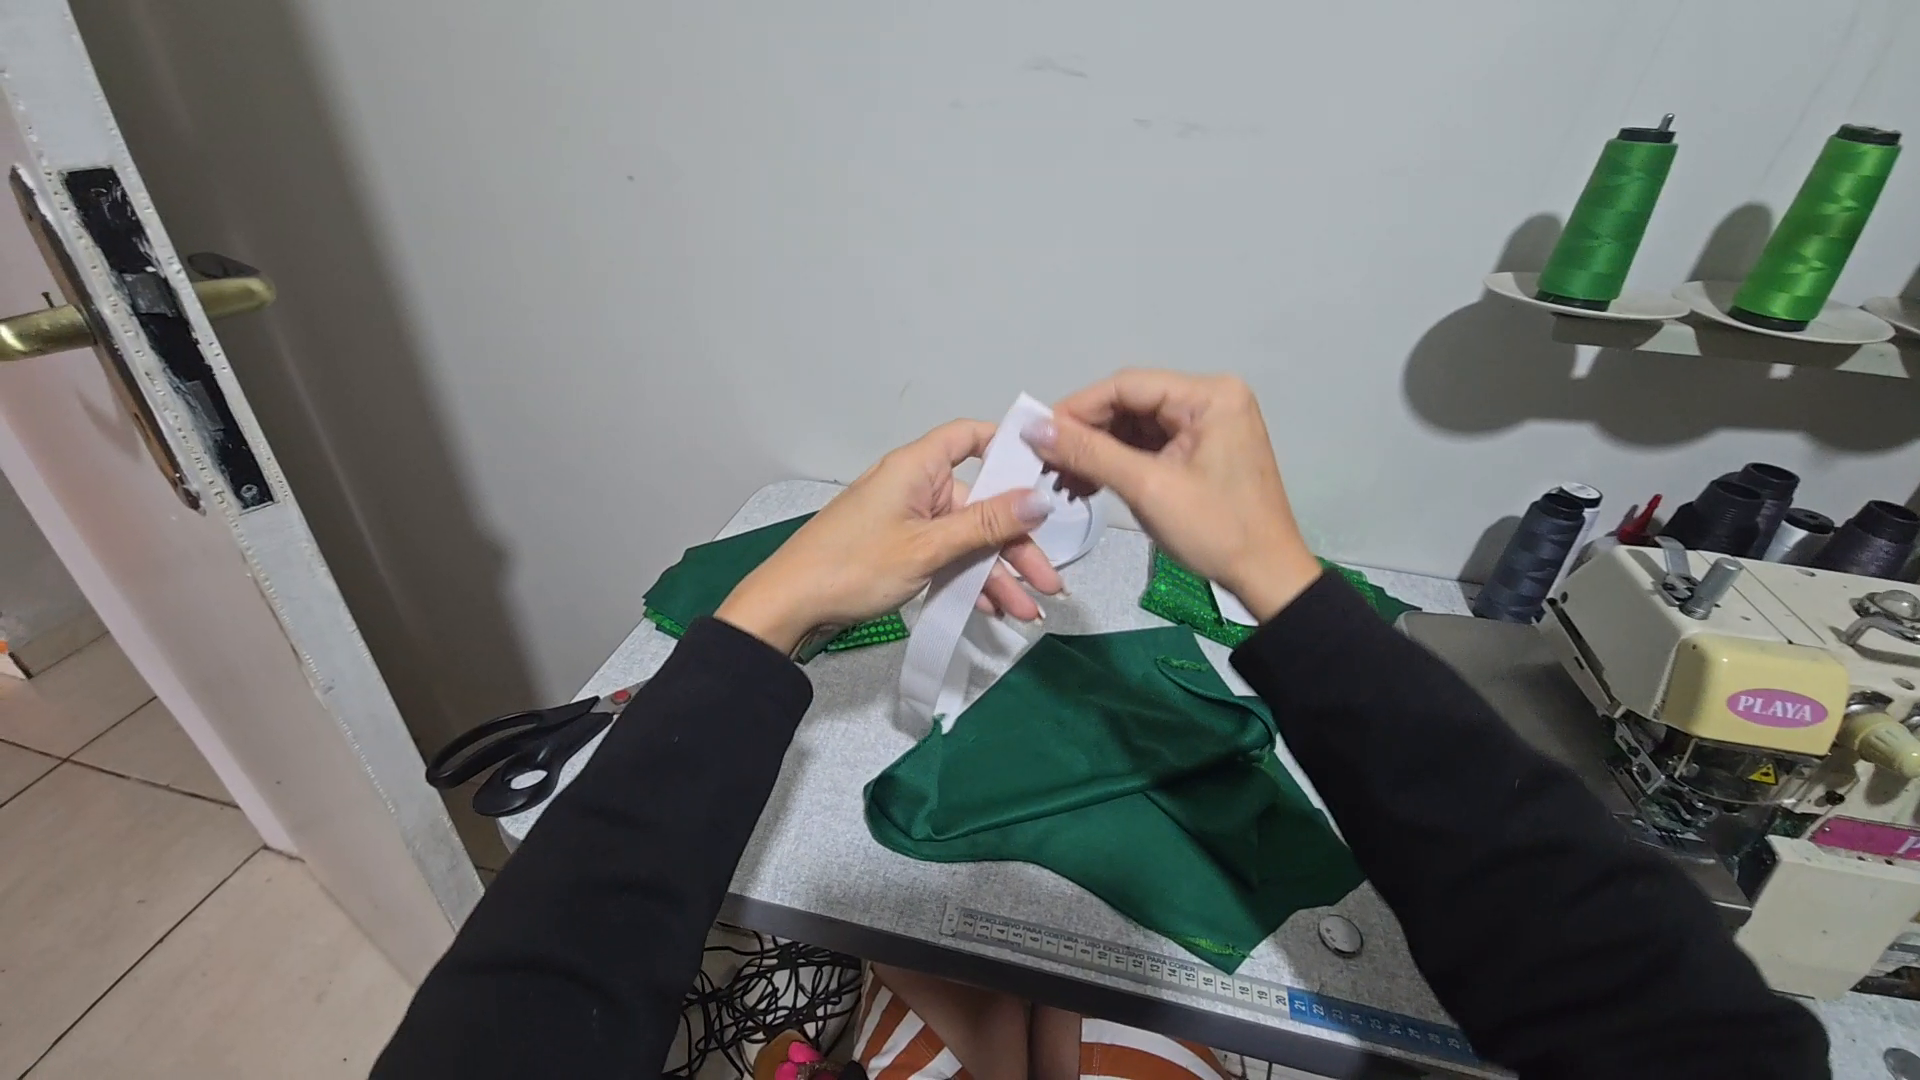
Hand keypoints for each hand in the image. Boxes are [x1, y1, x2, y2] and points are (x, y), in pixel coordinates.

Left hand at [715, 420, 1063, 653]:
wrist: (789, 608)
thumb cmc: (853, 566)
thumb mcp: (928, 547)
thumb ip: (986, 524)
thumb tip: (1039, 499)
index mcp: (917, 468)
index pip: (969, 437)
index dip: (1007, 448)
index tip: (1044, 474)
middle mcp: (914, 487)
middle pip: (978, 504)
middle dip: (1015, 544)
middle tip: (1049, 581)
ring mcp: (906, 521)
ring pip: (965, 539)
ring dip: (996, 573)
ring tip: (1027, 609)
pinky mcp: (899, 550)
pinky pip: (945, 557)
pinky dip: (967, 580)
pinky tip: (992, 609)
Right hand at [1023, 370, 1320, 621]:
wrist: (1267, 577)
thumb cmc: (1215, 530)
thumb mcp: (1147, 488)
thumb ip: (1089, 452)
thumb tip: (1033, 428)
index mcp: (1208, 396)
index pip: (1126, 386)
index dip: (1076, 409)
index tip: (1036, 435)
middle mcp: (1210, 399)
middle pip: (1129, 404)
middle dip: (1085, 434)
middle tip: (1045, 463)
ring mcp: (1207, 425)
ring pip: (1134, 426)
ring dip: (1097, 451)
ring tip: (1063, 480)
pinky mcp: (1201, 450)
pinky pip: (1148, 445)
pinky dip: (1117, 463)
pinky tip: (1088, 483)